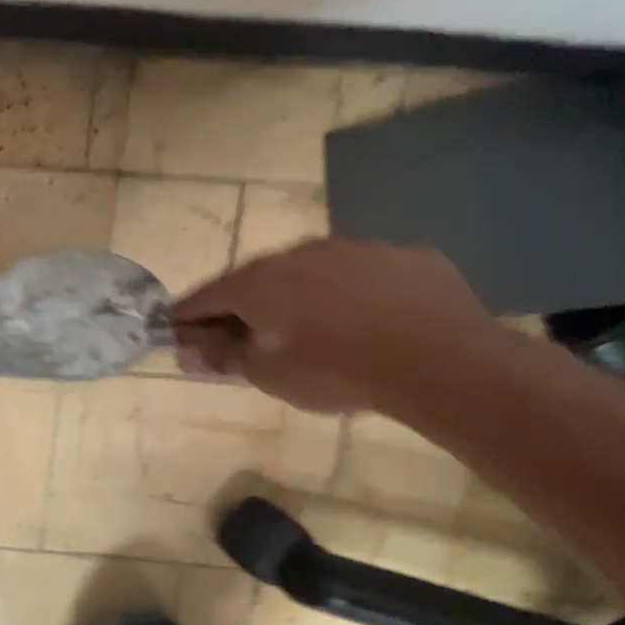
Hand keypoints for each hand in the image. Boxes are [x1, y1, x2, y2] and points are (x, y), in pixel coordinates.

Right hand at [173, 239, 496, 413]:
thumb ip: (223, 357)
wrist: (444, 361)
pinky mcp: (404, 256)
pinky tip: (366, 323)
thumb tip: (185, 350)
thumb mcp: (269, 374)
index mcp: (259, 281)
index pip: (205, 296)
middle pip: (256, 279)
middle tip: (244, 338)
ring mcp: (355, 249)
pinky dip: (350, 295)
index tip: (180, 338)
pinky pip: (361, 275)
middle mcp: (300, 253)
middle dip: (242, 306)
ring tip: (308, 331)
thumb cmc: (338, 371)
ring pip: (310, 272)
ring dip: (298, 296)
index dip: (188, 318)